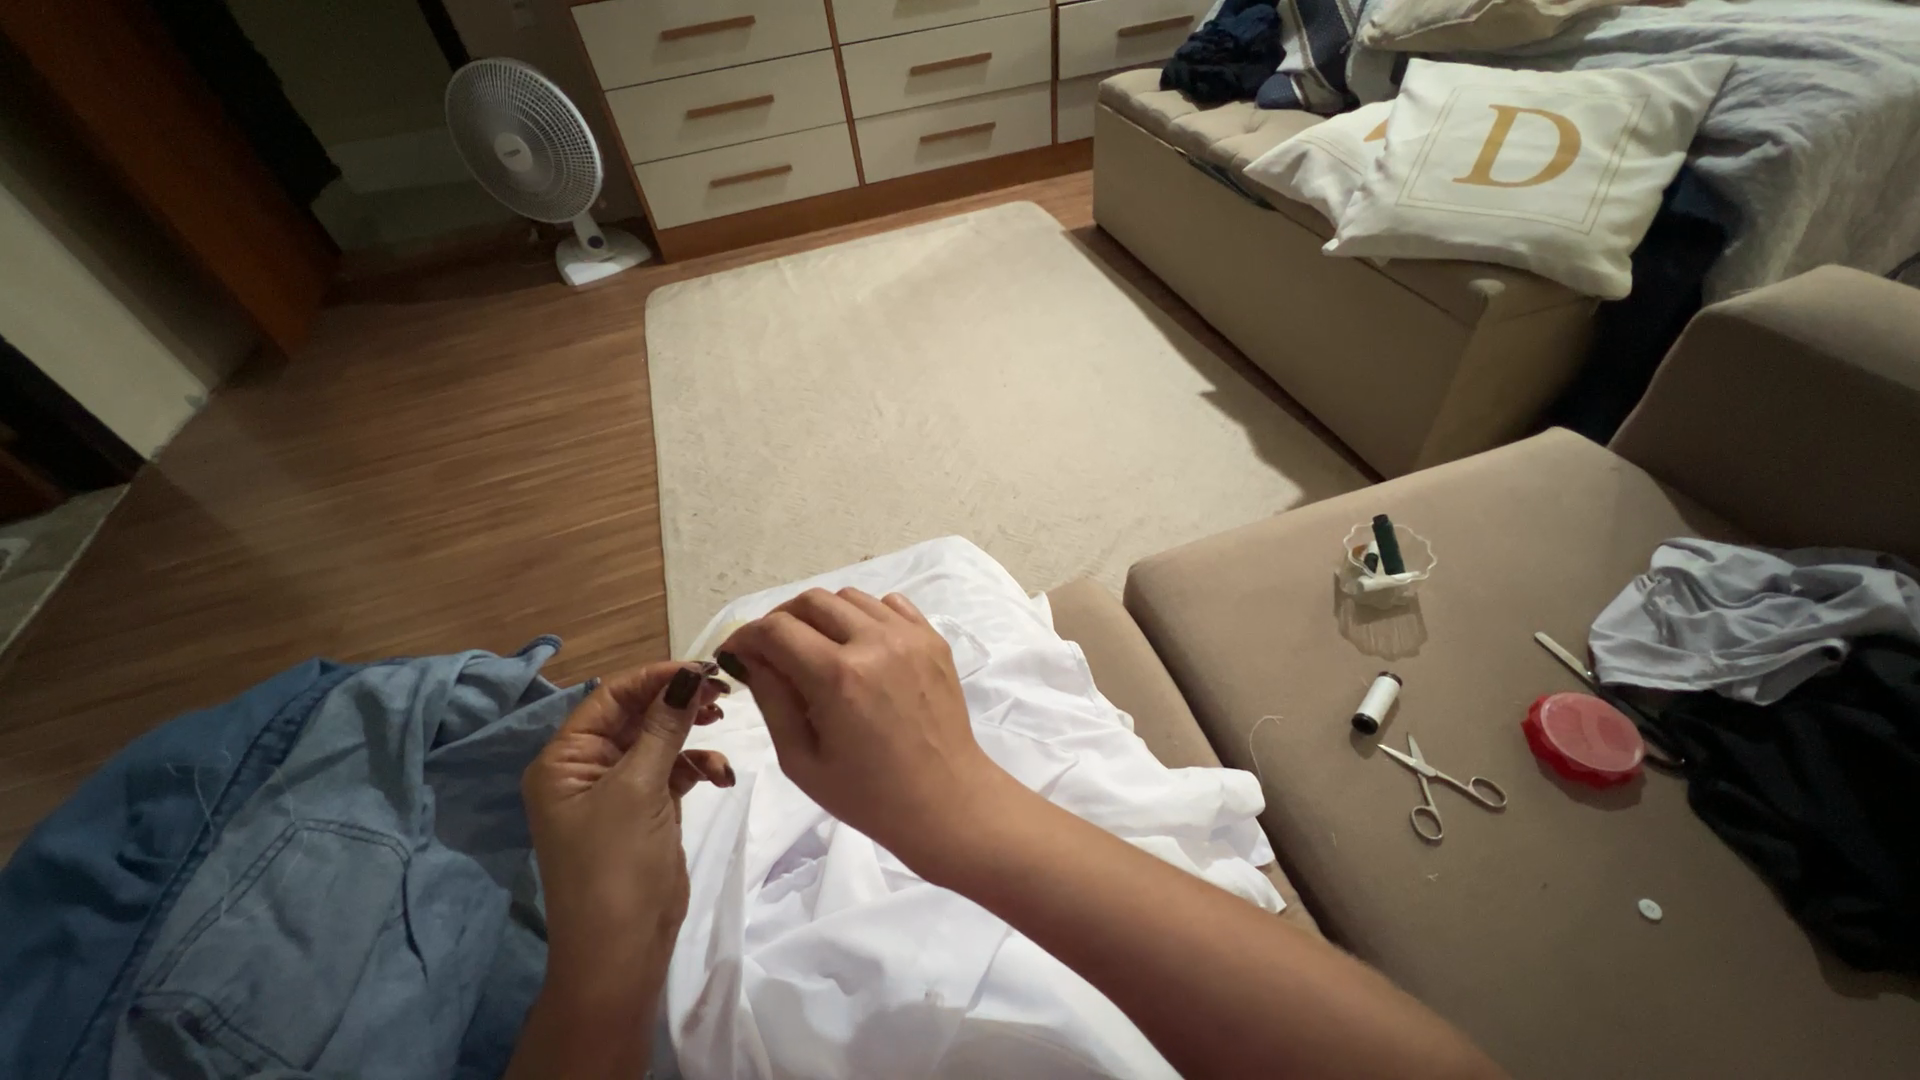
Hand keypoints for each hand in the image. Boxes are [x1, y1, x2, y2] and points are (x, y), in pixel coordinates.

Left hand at [520, 663, 731, 1003]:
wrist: (622, 949)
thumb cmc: (616, 864)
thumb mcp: (639, 788)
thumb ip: (664, 727)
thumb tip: (687, 675)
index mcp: (565, 759)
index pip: (611, 697)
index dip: (656, 677)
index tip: (704, 669)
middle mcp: (587, 767)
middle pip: (638, 714)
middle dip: (679, 701)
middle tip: (723, 692)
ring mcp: (619, 789)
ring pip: (660, 739)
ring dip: (691, 731)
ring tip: (724, 720)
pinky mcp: (647, 807)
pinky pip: (675, 769)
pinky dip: (698, 766)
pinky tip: (720, 776)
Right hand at [717, 587, 1014, 876]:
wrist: (945, 801)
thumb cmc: (867, 795)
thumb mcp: (801, 759)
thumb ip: (771, 699)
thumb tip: (748, 658)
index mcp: (838, 676)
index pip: (776, 630)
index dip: (746, 636)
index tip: (736, 653)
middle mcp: (874, 642)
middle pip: (811, 602)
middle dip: (781, 621)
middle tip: (772, 652)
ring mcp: (909, 636)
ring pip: (849, 597)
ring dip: (823, 616)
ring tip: (817, 650)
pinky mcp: (933, 639)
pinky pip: (890, 604)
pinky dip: (865, 615)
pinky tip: (859, 646)